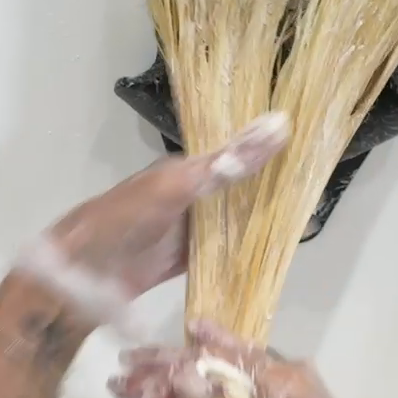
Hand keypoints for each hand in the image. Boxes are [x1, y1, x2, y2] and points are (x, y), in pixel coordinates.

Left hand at [17, 114, 288, 334]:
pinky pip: (220, 254)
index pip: (235, 154)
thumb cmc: (124, 219)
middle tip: (315, 187)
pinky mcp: (184, 261)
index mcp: (184, 169)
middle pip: (237, 191)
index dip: (268, 151)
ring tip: (304, 218)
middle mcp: (189, 197)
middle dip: (270, 189)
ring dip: (258, 222)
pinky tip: (270, 255)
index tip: (310, 147)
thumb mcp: (178, 185)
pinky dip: (241, 252)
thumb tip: (280, 123)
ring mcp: (187, 231)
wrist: (81, 275)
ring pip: (232, 223)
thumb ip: (227, 163)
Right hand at [111, 321, 397, 397]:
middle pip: (214, 360)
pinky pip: (239, 385)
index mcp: (281, 383)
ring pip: (223, 370)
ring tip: (141, 383)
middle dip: (166, 366)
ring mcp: (287, 387)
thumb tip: (187, 388)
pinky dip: (205, 388)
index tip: (135, 363)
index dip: (170, 361)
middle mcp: (284, 374)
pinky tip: (179, 392)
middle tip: (125, 371)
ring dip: (181, 376)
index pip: (215, 359)